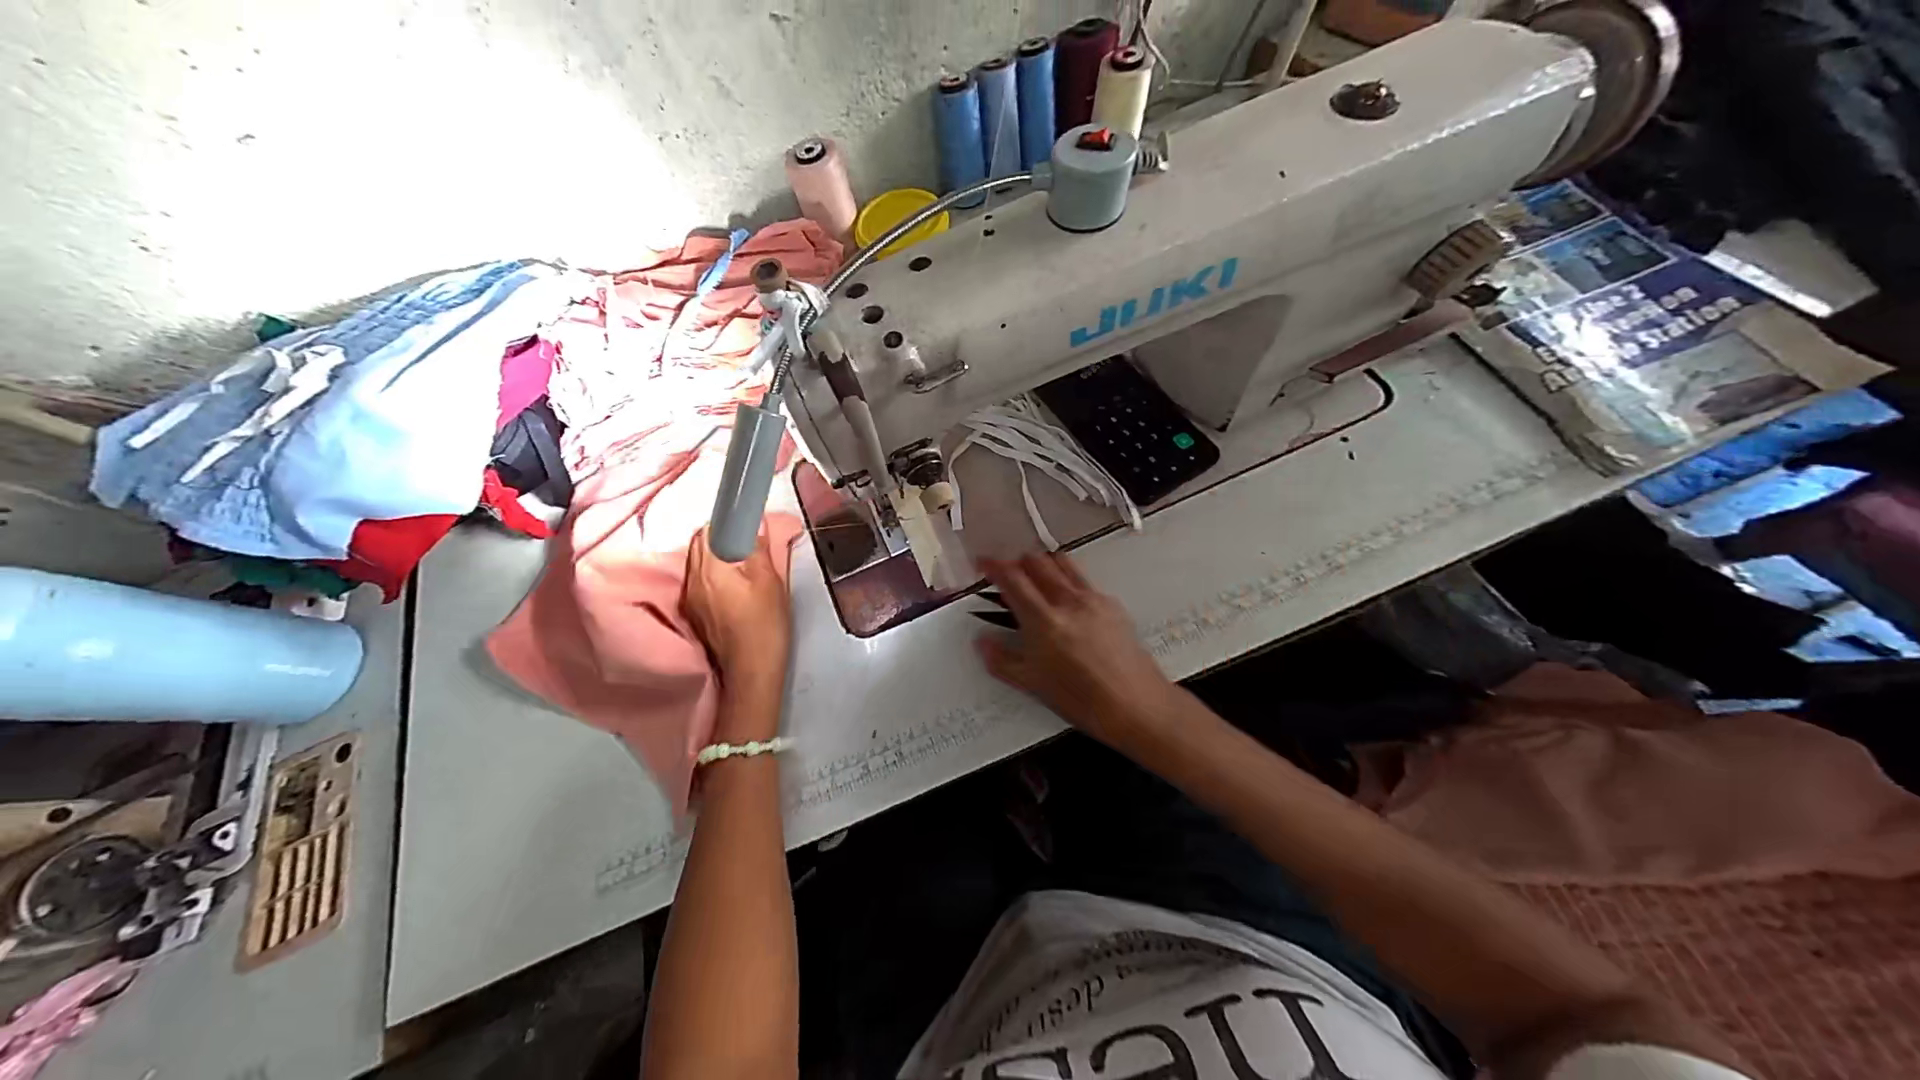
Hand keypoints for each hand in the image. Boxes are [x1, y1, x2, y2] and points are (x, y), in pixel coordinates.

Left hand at [684, 528, 791, 718]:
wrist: (751, 673)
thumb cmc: (765, 626)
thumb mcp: (770, 582)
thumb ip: (758, 550)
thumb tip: (754, 526)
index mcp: (710, 569)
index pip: (708, 530)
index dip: (727, 524)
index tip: (746, 526)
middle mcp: (692, 582)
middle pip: (699, 546)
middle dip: (720, 539)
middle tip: (748, 546)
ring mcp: (689, 601)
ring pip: (698, 566)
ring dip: (717, 559)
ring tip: (744, 567)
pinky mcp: (694, 616)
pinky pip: (700, 585)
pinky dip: (714, 579)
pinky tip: (736, 590)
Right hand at [976, 553, 1178, 745]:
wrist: (1134, 704)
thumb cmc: (1083, 699)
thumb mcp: (1032, 684)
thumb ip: (1002, 660)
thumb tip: (984, 643)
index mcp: (1043, 620)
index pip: (1012, 578)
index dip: (993, 565)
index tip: (984, 562)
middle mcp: (1068, 601)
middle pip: (1037, 561)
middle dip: (1017, 562)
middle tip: (1008, 574)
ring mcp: (1093, 599)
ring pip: (1062, 563)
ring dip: (1043, 563)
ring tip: (1036, 577)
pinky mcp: (1112, 605)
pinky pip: (1084, 580)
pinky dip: (1068, 580)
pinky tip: (1066, 601)